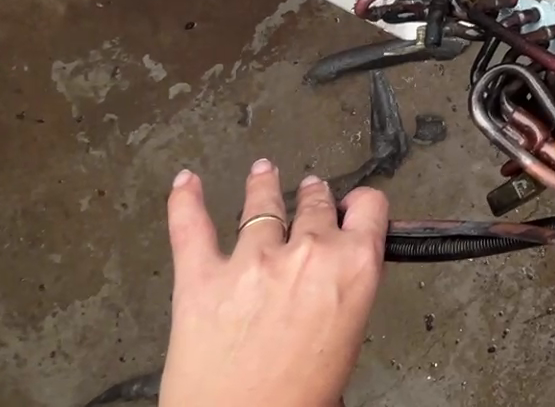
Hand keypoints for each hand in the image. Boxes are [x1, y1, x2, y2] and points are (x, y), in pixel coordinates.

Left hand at [160, 160, 386, 406]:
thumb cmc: (307, 389)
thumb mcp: (353, 324)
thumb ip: (349, 280)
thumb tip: (339, 264)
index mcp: (356, 260)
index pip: (369, 204)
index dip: (361, 204)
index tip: (354, 206)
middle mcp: (309, 250)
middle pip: (316, 202)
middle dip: (315, 196)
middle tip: (311, 189)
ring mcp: (253, 260)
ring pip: (262, 204)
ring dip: (264, 184)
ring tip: (263, 170)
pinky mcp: (202, 281)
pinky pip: (192, 230)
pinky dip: (185, 202)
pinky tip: (186, 181)